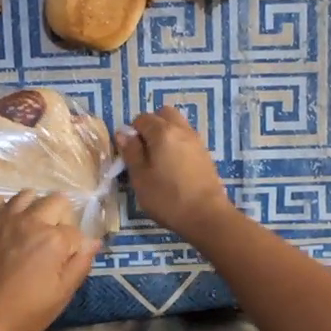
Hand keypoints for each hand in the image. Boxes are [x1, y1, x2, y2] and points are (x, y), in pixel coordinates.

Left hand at [0, 191, 100, 330]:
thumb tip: (93, 242)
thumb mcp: (63, 294)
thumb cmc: (26, 311)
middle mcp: (30, 220)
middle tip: (53, 238)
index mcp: (54, 238)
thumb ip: (81, 263)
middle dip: (60, 217)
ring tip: (30, 225)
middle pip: (55, 201)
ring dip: (33, 206)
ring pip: (24, 195)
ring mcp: (2, 219)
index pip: (76, 231)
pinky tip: (1, 216)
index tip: (70, 258)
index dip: (76, 245)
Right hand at [117, 107, 234, 235]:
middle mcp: (181, 129)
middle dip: (151, 126)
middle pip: (163, 114)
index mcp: (162, 132)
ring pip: (177, 125)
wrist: (207, 215)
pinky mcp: (205, 154)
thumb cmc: (168, 198)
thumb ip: (131, 152)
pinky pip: (187, 139)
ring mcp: (196, 141)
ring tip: (159, 160)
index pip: (141, 118)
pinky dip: (177, 144)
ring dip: (165, 134)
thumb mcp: (140, 178)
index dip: (132, 133)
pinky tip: (174, 167)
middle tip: (144, 151)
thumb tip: (123, 133)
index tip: (130, 153)